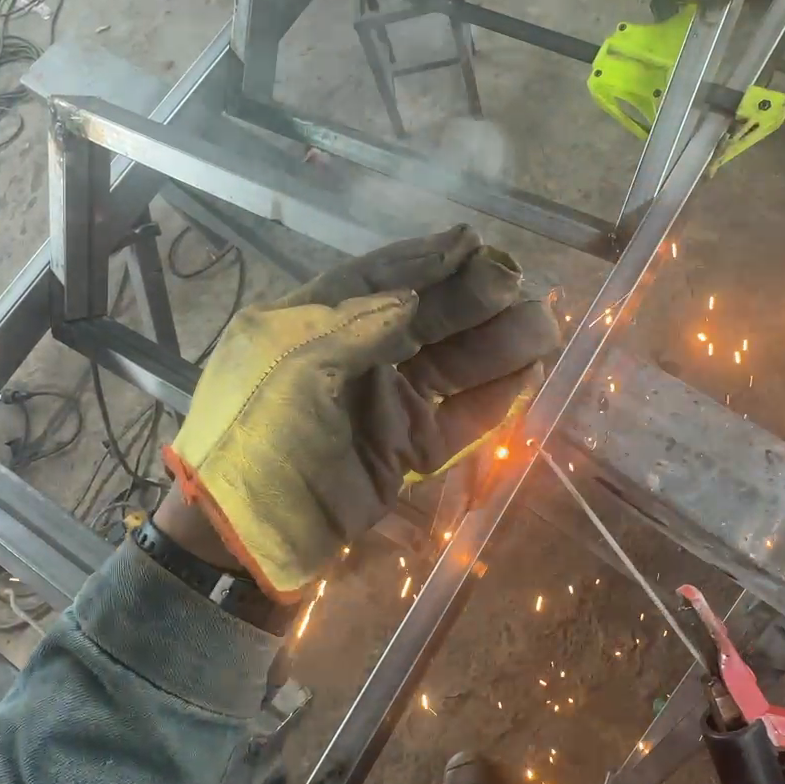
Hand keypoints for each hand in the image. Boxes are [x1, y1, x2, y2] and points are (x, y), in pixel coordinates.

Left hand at [160, 226, 558, 599]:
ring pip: (448, 368)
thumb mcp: (293, 364)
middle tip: (520, 286)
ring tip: (542, 326)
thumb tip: (418, 289)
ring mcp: (379, 407)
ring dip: (494, 346)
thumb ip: (356, 323)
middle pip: (422, 320)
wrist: (242, 539)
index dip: (424, 260)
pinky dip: (491, 400)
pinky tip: (527, 376)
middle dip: (472, 301)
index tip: (474, 244)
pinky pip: (455, 421)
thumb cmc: (256, 437)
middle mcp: (350, 358)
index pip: (374, 278)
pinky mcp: (403, 452)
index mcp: (310, 324)